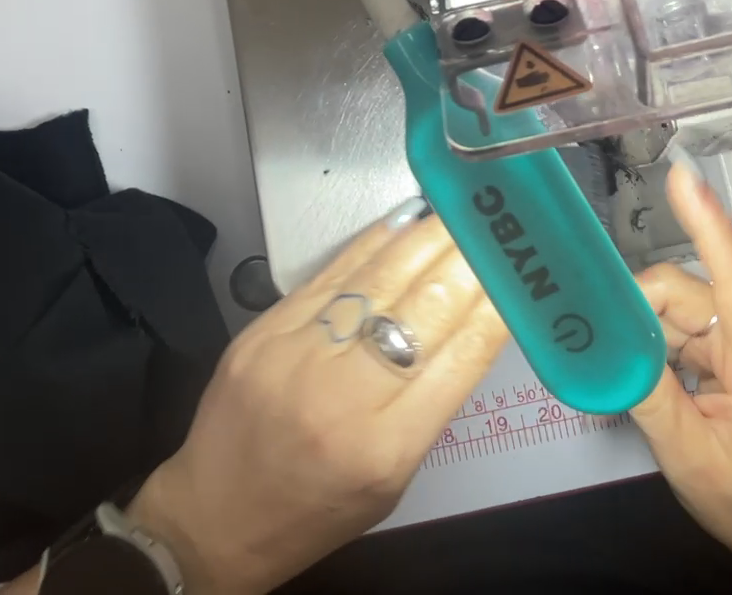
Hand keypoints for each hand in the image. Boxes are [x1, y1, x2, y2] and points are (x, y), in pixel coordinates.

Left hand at [128, 198, 508, 594]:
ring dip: (426, 239)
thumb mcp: (395, 476)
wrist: (215, 520)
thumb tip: (472, 316)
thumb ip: (434, 399)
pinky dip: (374, 242)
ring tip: (457, 212)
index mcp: (386, 448)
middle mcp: (343, 398)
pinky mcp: (263, 331)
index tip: (517, 271)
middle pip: (426, 307)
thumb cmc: (319, 509)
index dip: (495, 304)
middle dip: (467, 259)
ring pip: (380, 279)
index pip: (462, 356)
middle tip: (492, 227)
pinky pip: (332, 273)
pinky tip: (404, 222)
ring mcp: (296, 357)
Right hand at [630, 151, 731, 584]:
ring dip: (642, 333)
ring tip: (629, 378)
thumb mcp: (690, 459)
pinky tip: (642, 372)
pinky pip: (676, 323)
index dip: (709, 228)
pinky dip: (651, 341)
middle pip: (683, 290)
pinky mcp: (725, 346)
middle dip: (637, 312)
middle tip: (605, 351)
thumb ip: (647, 396)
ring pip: (672, 304)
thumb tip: (606, 345)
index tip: (682, 179)